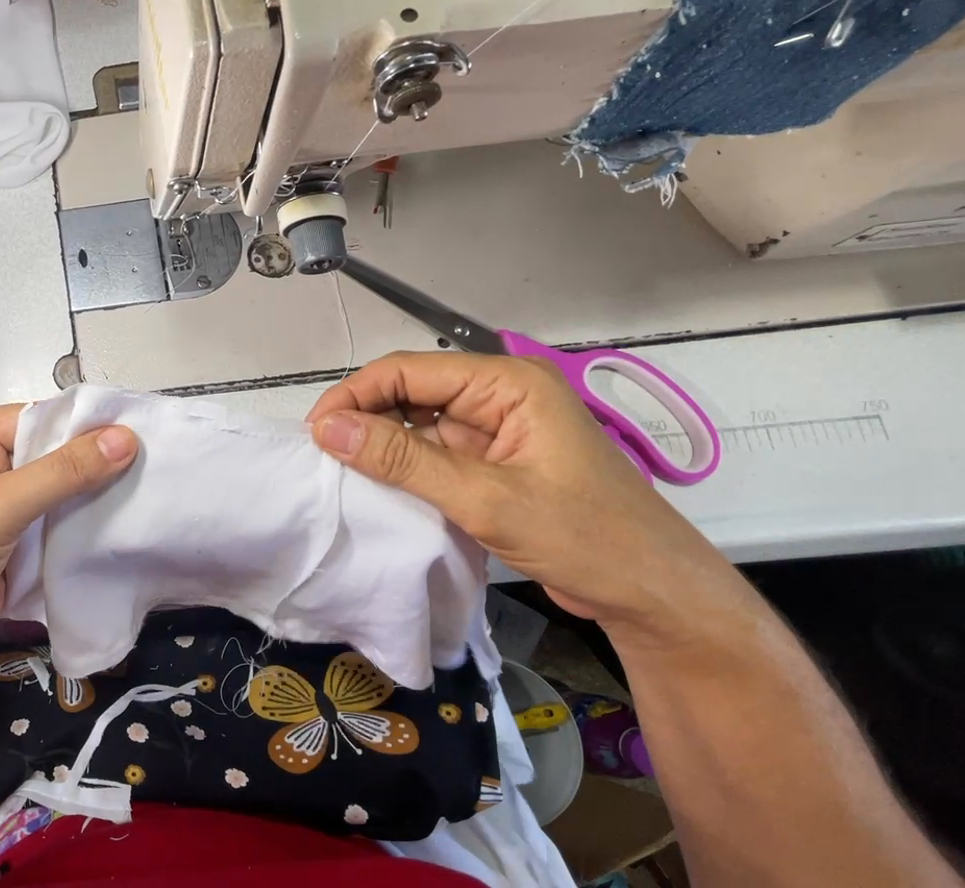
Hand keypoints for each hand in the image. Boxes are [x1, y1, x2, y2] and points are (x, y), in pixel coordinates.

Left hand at [0, 404, 137, 667]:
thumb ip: (63, 473)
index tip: (137, 430)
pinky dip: (86, 519)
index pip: (34, 417)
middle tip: (151, 459)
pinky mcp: (17, 536)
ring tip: (146, 485)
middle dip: (93, 458)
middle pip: (50, 450)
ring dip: (94, 490)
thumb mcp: (0, 509)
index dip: (82, 424)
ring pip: (59, 484)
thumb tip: (125, 438)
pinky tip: (123, 516)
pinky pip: (59, 516)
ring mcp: (1, 501)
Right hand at [306, 351, 738, 637]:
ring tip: (339, 472)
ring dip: (379, 446)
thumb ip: (403, 459)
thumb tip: (327, 428)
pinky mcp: (493, 466)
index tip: (315, 433)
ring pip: (416, 425)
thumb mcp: (485, 498)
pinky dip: (401, 469)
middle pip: (409, 393)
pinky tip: (376, 488)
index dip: (355, 395)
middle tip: (320, 456)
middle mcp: (499, 398)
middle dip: (363, 419)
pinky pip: (431, 455)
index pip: (409, 371)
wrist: (656, 600)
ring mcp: (496, 433)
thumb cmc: (587, 539)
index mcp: (508, 385)